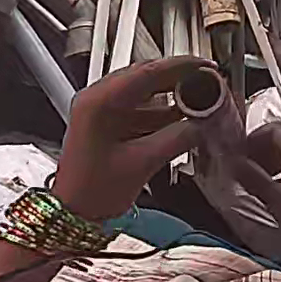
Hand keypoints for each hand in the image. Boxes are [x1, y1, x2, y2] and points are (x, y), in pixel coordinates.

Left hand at [52, 57, 210, 220]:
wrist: (73, 215)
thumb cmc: (92, 192)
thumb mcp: (142, 162)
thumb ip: (177, 138)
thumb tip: (201, 123)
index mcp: (99, 103)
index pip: (147, 71)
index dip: (181, 66)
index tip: (204, 66)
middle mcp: (97, 100)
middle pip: (146, 77)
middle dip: (179, 78)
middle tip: (207, 80)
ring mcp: (101, 110)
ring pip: (144, 91)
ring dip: (172, 94)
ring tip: (199, 100)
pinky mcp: (107, 122)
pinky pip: (139, 107)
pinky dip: (162, 110)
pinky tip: (181, 117)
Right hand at [230, 122, 280, 277]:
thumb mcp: (277, 199)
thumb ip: (253, 178)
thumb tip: (232, 162)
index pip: (276, 130)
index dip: (254, 137)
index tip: (239, 152)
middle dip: (258, 150)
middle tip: (241, 166)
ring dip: (266, 164)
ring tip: (250, 180)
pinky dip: (275, 176)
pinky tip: (267, 193)